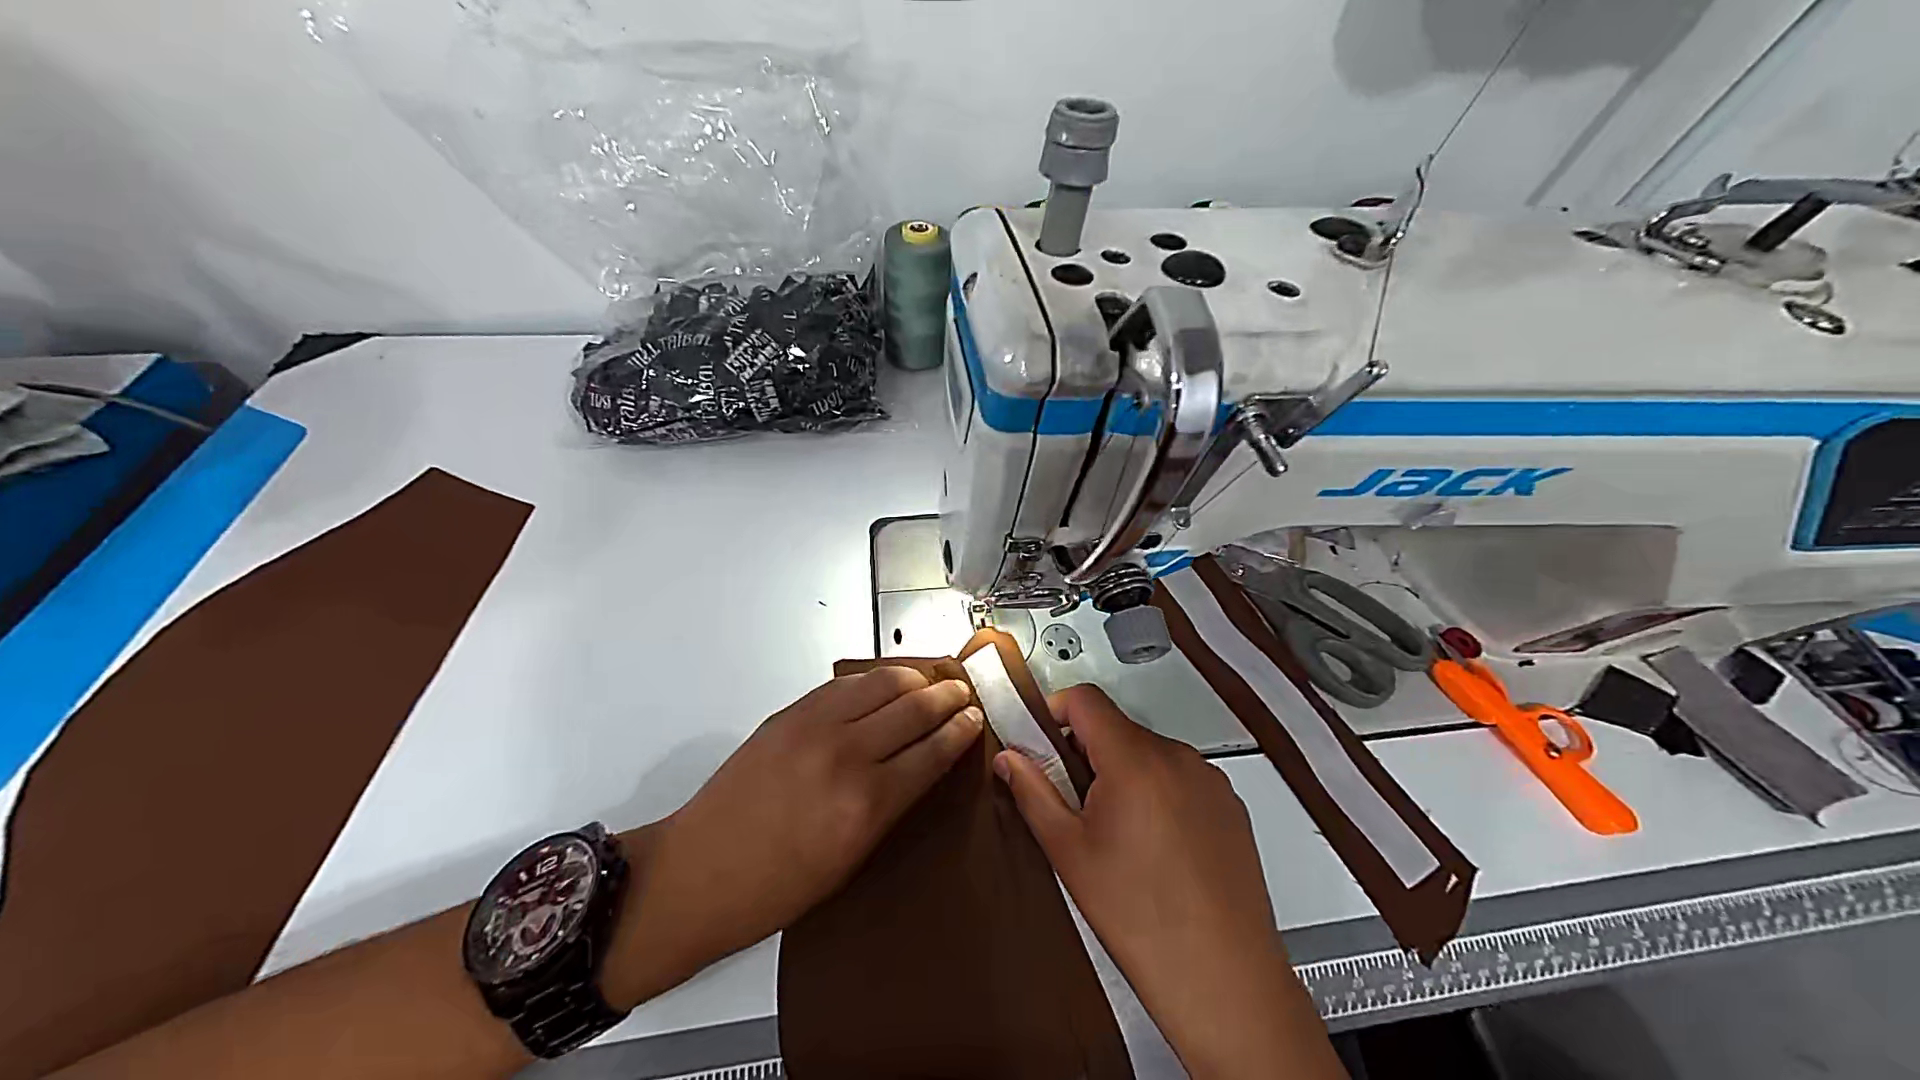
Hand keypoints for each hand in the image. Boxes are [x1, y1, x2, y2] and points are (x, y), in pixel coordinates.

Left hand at [604, 668, 981, 1007]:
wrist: (700, 872)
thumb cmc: (774, 887)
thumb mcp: (851, 858)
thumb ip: (891, 804)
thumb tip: (921, 764)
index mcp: (867, 804)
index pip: (932, 750)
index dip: (960, 730)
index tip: (974, 719)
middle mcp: (845, 755)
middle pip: (914, 706)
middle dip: (947, 696)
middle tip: (961, 693)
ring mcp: (813, 727)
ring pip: (882, 682)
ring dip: (914, 677)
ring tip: (930, 680)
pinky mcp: (788, 714)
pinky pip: (843, 684)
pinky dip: (872, 679)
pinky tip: (883, 683)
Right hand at [995, 685, 1342, 1079]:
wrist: (1221, 977)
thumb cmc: (1147, 921)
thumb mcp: (1068, 851)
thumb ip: (1033, 791)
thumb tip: (1011, 759)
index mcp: (1135, 762)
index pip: (1085, 699)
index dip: (1053, 710)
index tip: (1039, 735)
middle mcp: (1178, 759)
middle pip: (1116, 727)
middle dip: (1086, 752)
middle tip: (1072, 800)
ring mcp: (1209, 780)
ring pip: (1147, 753)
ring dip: (1123, 773)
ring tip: (1115, 833)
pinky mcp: (1228, 803)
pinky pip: (1180, 777)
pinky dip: (1157, 792)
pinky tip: (1151, 845)